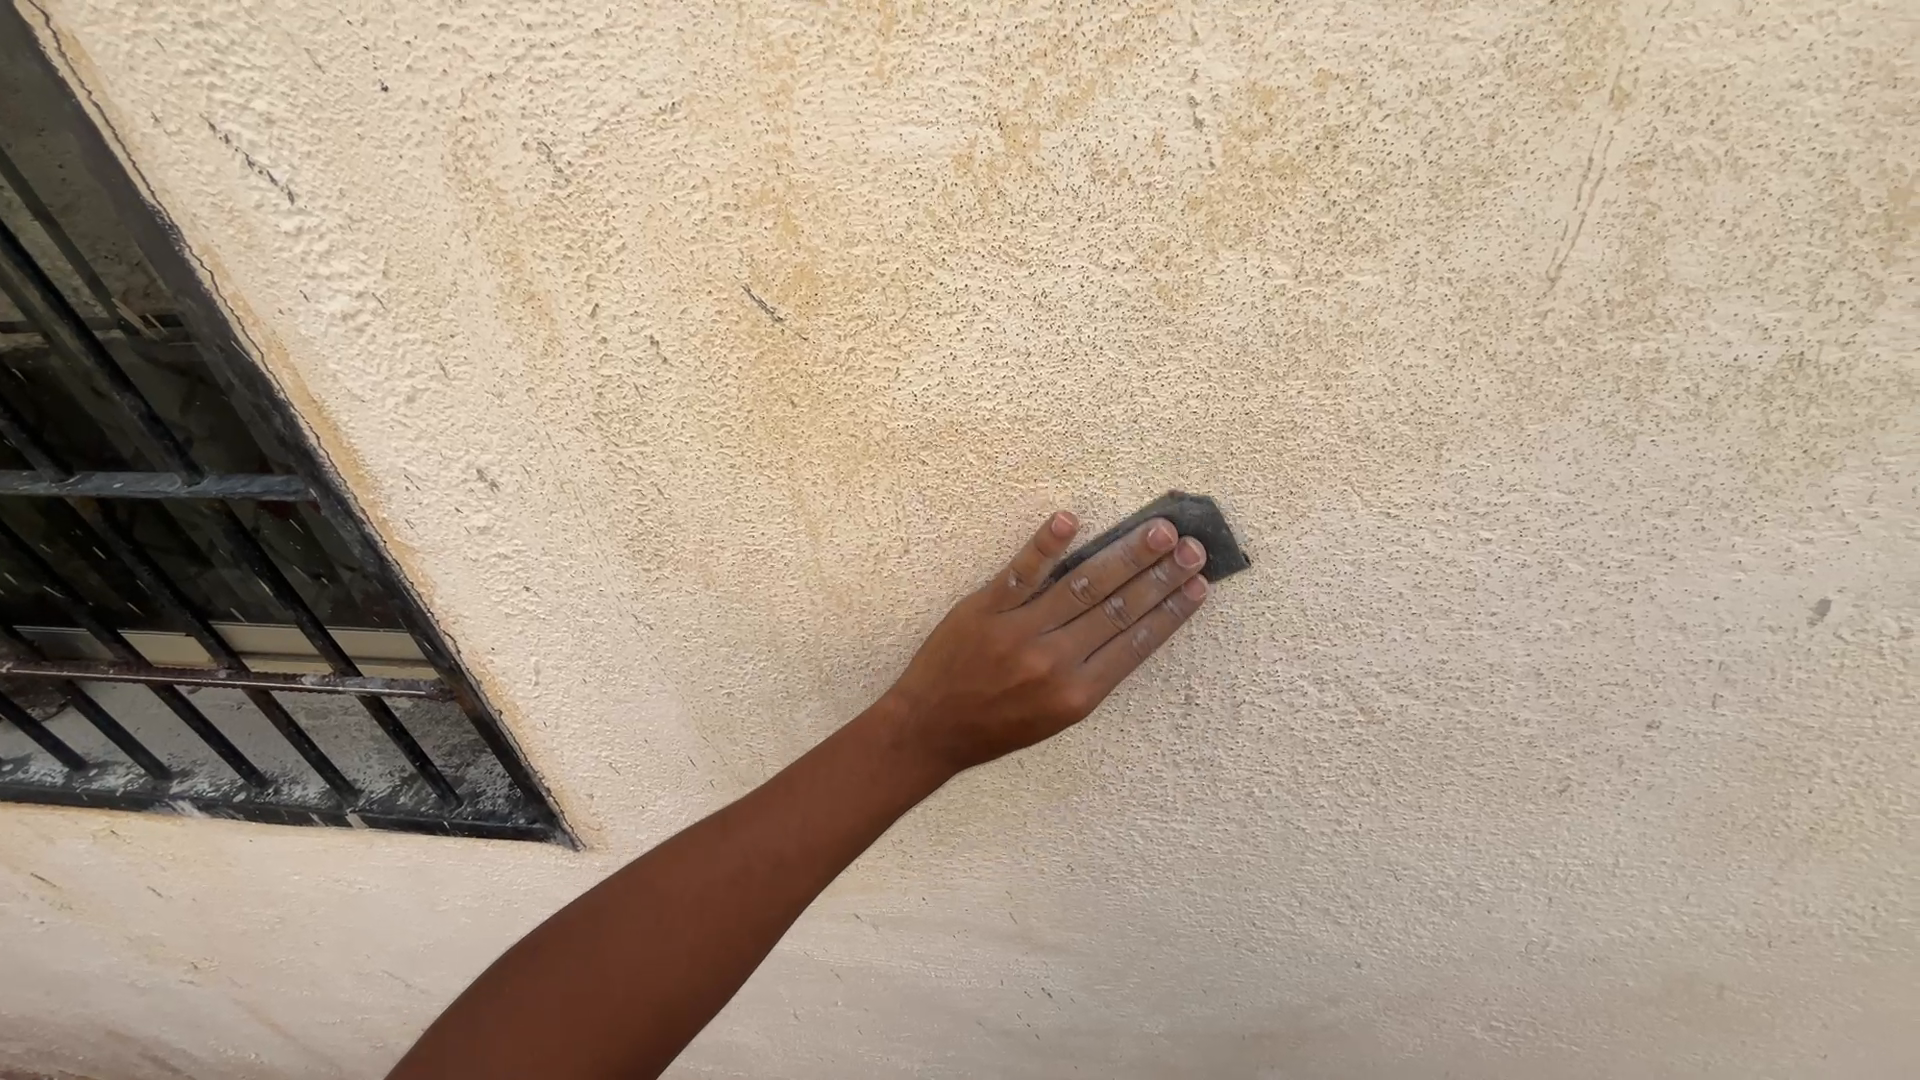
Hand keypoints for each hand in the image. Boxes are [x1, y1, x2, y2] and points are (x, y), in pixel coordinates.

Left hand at [883, 510, 1209, 772]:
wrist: (928, 729)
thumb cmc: (995, 727)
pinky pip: (1020, 573)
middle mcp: (1053, 662)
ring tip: (1158, 530)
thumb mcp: (1054, 718)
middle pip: (1118, 608)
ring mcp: (1018, 632)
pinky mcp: (984, 609)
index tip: (1199, 585)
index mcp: (1077, 695)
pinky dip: (1044, 545)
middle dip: (1160, 575)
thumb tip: (1129, 629)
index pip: (1137, 643)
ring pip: (1081, 585)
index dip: (1172, 611)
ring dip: (1124, 555)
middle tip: (1192, 546)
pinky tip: (1069, 519)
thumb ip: (1090, 676)